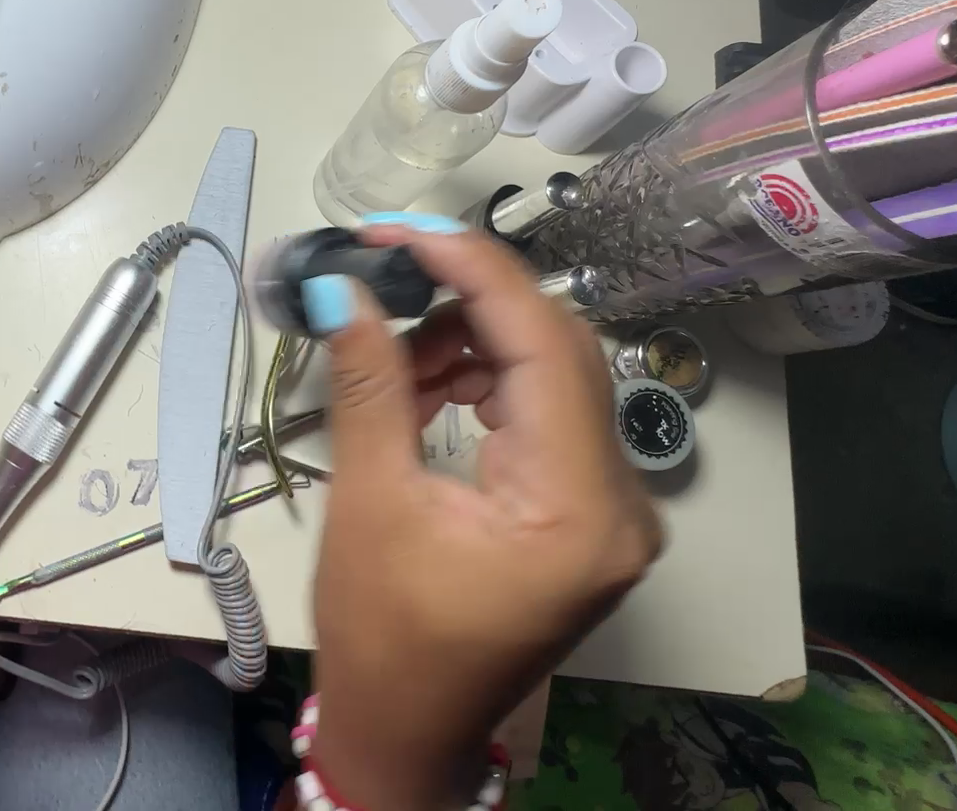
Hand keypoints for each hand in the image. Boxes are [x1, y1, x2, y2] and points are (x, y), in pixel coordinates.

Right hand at [306, 224, 661, 810]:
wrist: (405, 724)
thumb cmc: (381, 630)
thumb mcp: (368, 498)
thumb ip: (366, 382)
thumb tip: (338, 290)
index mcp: (576, 505)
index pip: (543, 343)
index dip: (471, 269)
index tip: (398, 232)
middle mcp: (618, 500)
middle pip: (558, 349)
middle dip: (466, 300)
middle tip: (383, 276)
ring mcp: (606, 505)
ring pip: (548, 373)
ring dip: (468, 343)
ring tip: (393, 358)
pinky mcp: (579, 507)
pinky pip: (539, 411)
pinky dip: (480, 382)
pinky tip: (423, 390)